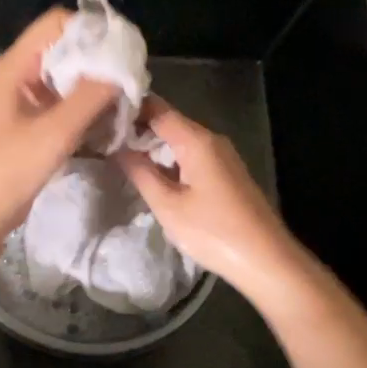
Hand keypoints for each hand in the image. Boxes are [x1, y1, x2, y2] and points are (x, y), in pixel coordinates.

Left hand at [0, 9, 120, 241]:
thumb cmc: (11, 168)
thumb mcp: (55, 132)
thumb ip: (90, 96)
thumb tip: (125, 68)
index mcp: (17, 65)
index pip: (58, 23)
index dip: (91, 29)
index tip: (123, 49)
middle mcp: (23, 72)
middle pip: (67, 45)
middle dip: (100, 56)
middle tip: (132, 76)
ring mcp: (29, 96)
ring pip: (71, 72)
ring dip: (98, 81)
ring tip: (128, 96)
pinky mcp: (37, 117)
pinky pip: (69, 96)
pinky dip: (89, 101)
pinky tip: (111, 116)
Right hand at [115, 96, 303, 296]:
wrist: (267, 260)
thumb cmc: (214, 232)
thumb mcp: (168, 205)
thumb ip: (140, 171)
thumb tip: (116, 146)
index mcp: (196, 140)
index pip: (156, 108)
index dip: (128, 107)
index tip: (99, 112)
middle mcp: (210, 139)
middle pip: (168, 120)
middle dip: (136, 126)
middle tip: (103, 135)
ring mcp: (221, 155)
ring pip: (180, 138)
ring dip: (152, 143)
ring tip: (119, 151)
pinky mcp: (225, 172)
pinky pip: (191, 153)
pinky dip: (169, 157)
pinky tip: (151, 171)